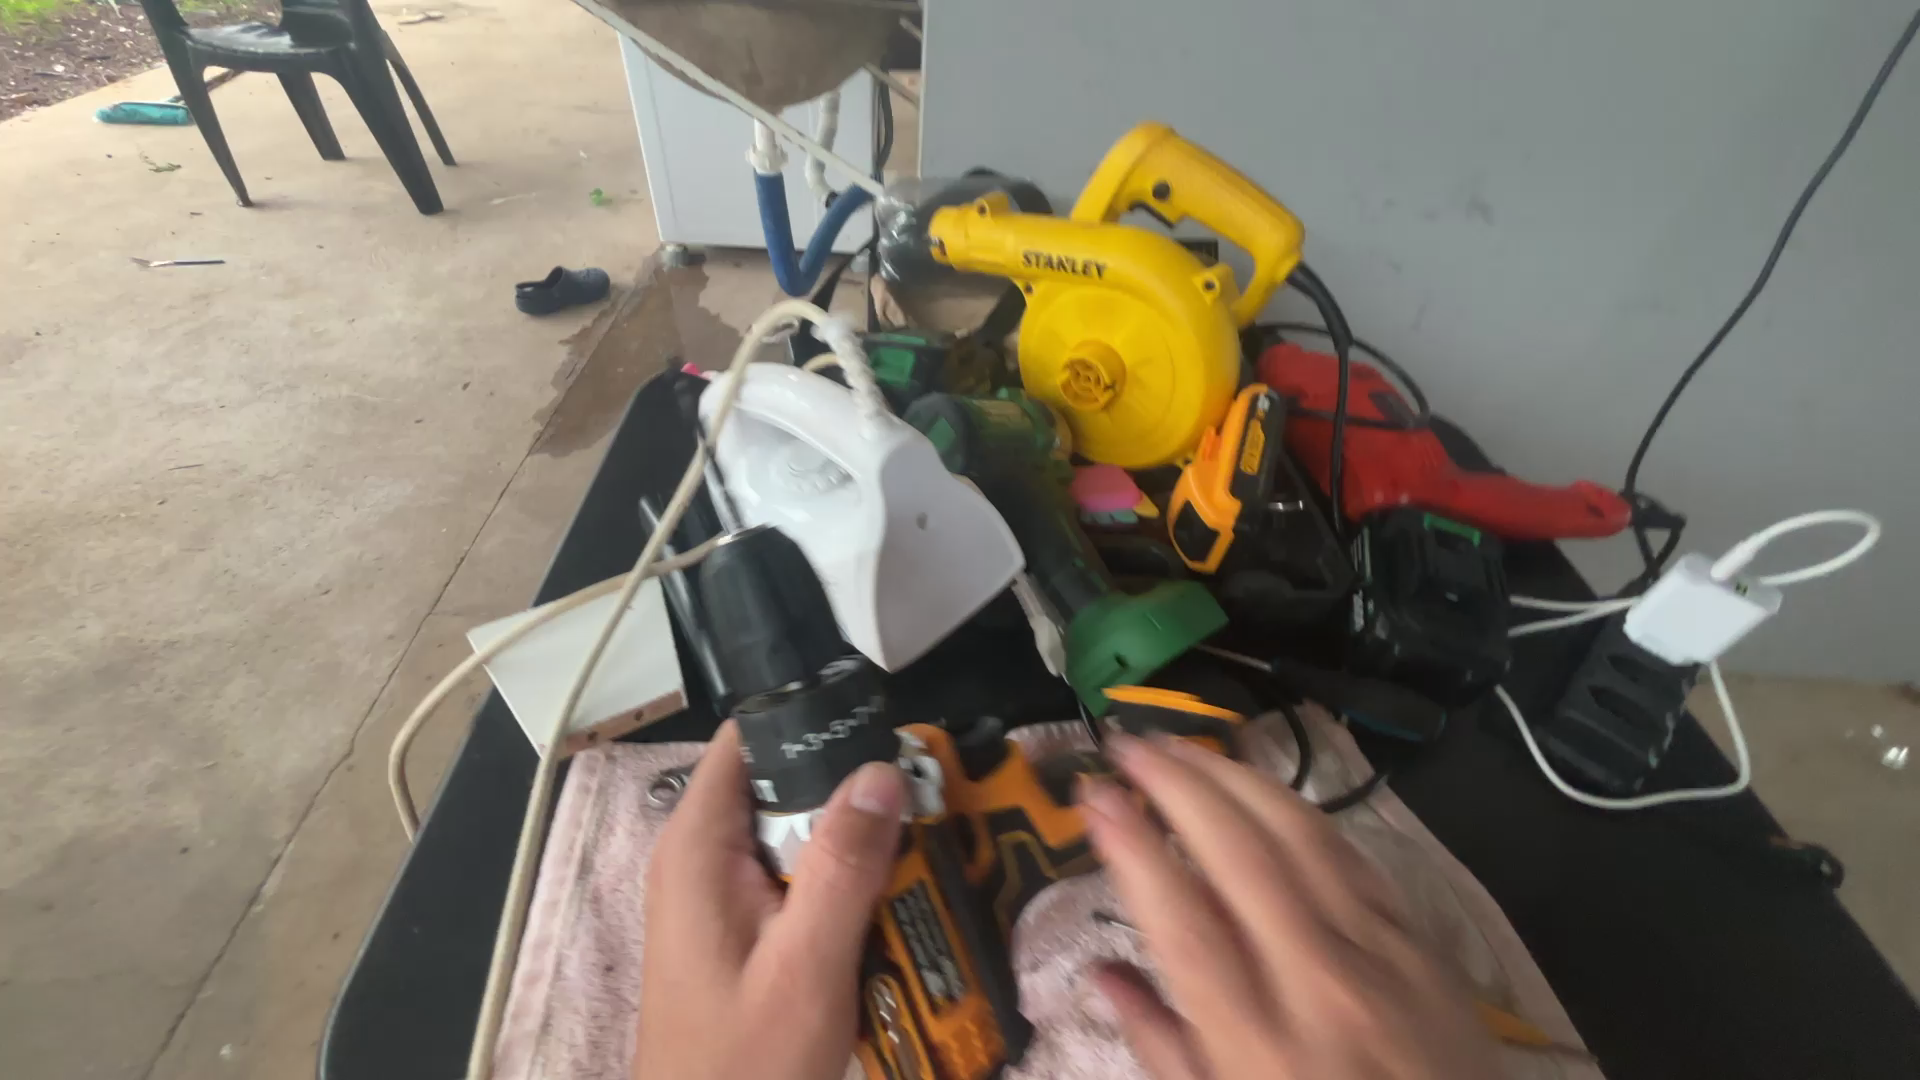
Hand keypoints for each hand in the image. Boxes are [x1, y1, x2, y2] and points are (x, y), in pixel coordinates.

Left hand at [633, 722, 905, 1079]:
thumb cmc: (746, 1068)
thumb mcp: (805, 966)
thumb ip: (843, 865)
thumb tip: (881, 768)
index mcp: (699, 843)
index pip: (745, 738)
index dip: (805, 717)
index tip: (874, 720)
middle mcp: (702, 852)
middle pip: (776, 776)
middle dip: (842, 772)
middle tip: (915, 777)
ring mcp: (720, 887)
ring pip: (791, 821)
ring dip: (848, 821)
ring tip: (915, 817)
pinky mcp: (741, 919)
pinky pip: (793, 865)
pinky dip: (838, 863)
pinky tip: (886, 876)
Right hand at [1079, 734, 1496, 1079]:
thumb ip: (1162, 1046)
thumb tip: (1104, 974)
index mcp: (1260, 1048)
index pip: (1182, 920)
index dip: (1132, 846)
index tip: (1095, 795)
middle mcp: (1321, 988)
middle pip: (1240, 853)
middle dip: (1175, 783)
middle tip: (1128, 746)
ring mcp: (1382, 956)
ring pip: (1299, 831)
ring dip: (1230, 774)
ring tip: (1180, 747)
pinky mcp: (1423, 943)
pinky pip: (1349, 852)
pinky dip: (1292, 809)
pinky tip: (1256, 787)